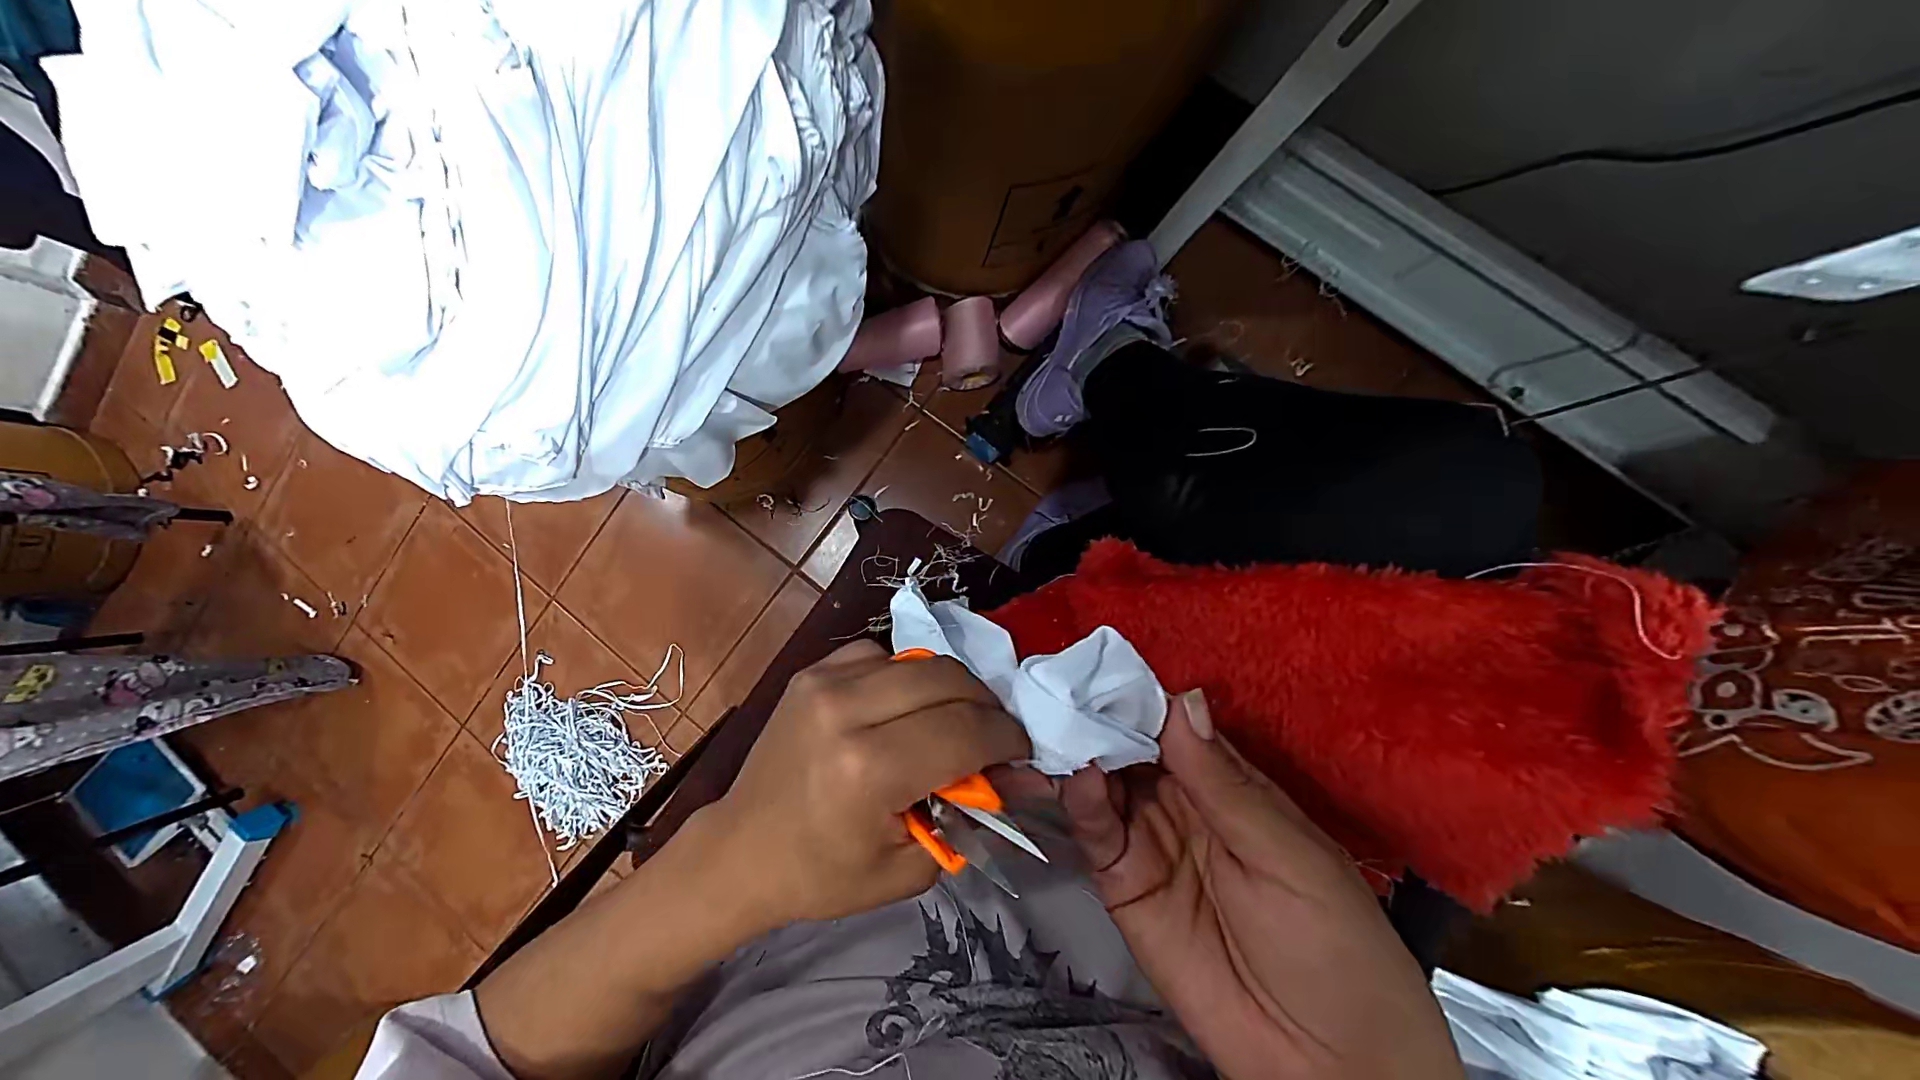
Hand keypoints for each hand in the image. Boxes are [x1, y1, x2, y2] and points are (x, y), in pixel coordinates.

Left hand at [706, 640, 1031, 927]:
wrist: (741, 851)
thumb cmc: (823, 874)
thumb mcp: (908, 869)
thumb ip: (966, 818)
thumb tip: (1008, 775)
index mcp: (869, 769)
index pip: (965, 731)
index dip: (1006, 738)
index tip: (1019, 751)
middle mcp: (846, 710)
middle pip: (948, 680)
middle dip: (986, 706)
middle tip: (992, 734)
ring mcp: (823, 683)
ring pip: (919, 661)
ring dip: (949, 688)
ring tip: (951, 719)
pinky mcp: (811, 672)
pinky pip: (881, 654)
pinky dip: (906, 676)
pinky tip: (901, 705)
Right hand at [1062, 691, 1461, 1079]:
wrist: (1325, 1065)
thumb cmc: (1332, 944)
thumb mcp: (1287, 855)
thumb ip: (1224, 783)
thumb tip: (1182, 698)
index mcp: (1227, 782)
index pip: (1172, 724)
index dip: (1137, 697)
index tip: (1098, 669)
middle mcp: (1180, 800)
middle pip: (1127, 746)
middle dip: (1094, 719)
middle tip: (1056, 691)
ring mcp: (1148, 839)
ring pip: (1102, 782)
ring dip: (1076, 753)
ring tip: (1049, 729)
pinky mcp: (1123, 882)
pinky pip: (1096, 833)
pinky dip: (1080, 803)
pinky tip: (1075, 780)